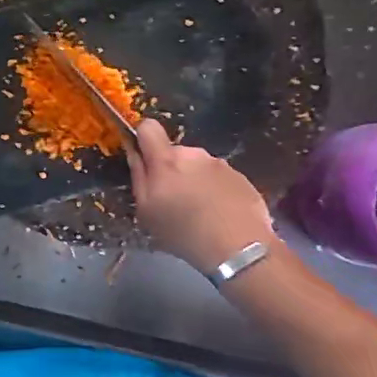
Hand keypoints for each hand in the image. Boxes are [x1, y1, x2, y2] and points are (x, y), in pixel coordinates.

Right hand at [127, 119, 276, 272]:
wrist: (239, 249)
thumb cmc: (182, 232)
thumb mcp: (146, 211)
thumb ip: (138, 176)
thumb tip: (134, 154)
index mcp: (166, 160)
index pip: (148, 127)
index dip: (142, 137)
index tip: (142, 157)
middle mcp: (195, 154)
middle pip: (175, 152)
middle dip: (171, 169)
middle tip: (172, 199)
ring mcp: (221, 165)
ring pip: (198, 166)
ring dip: (194, 180)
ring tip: (199, 210)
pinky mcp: (242, 178)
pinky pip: (219, 178)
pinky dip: (215, 190)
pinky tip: (218, 214)